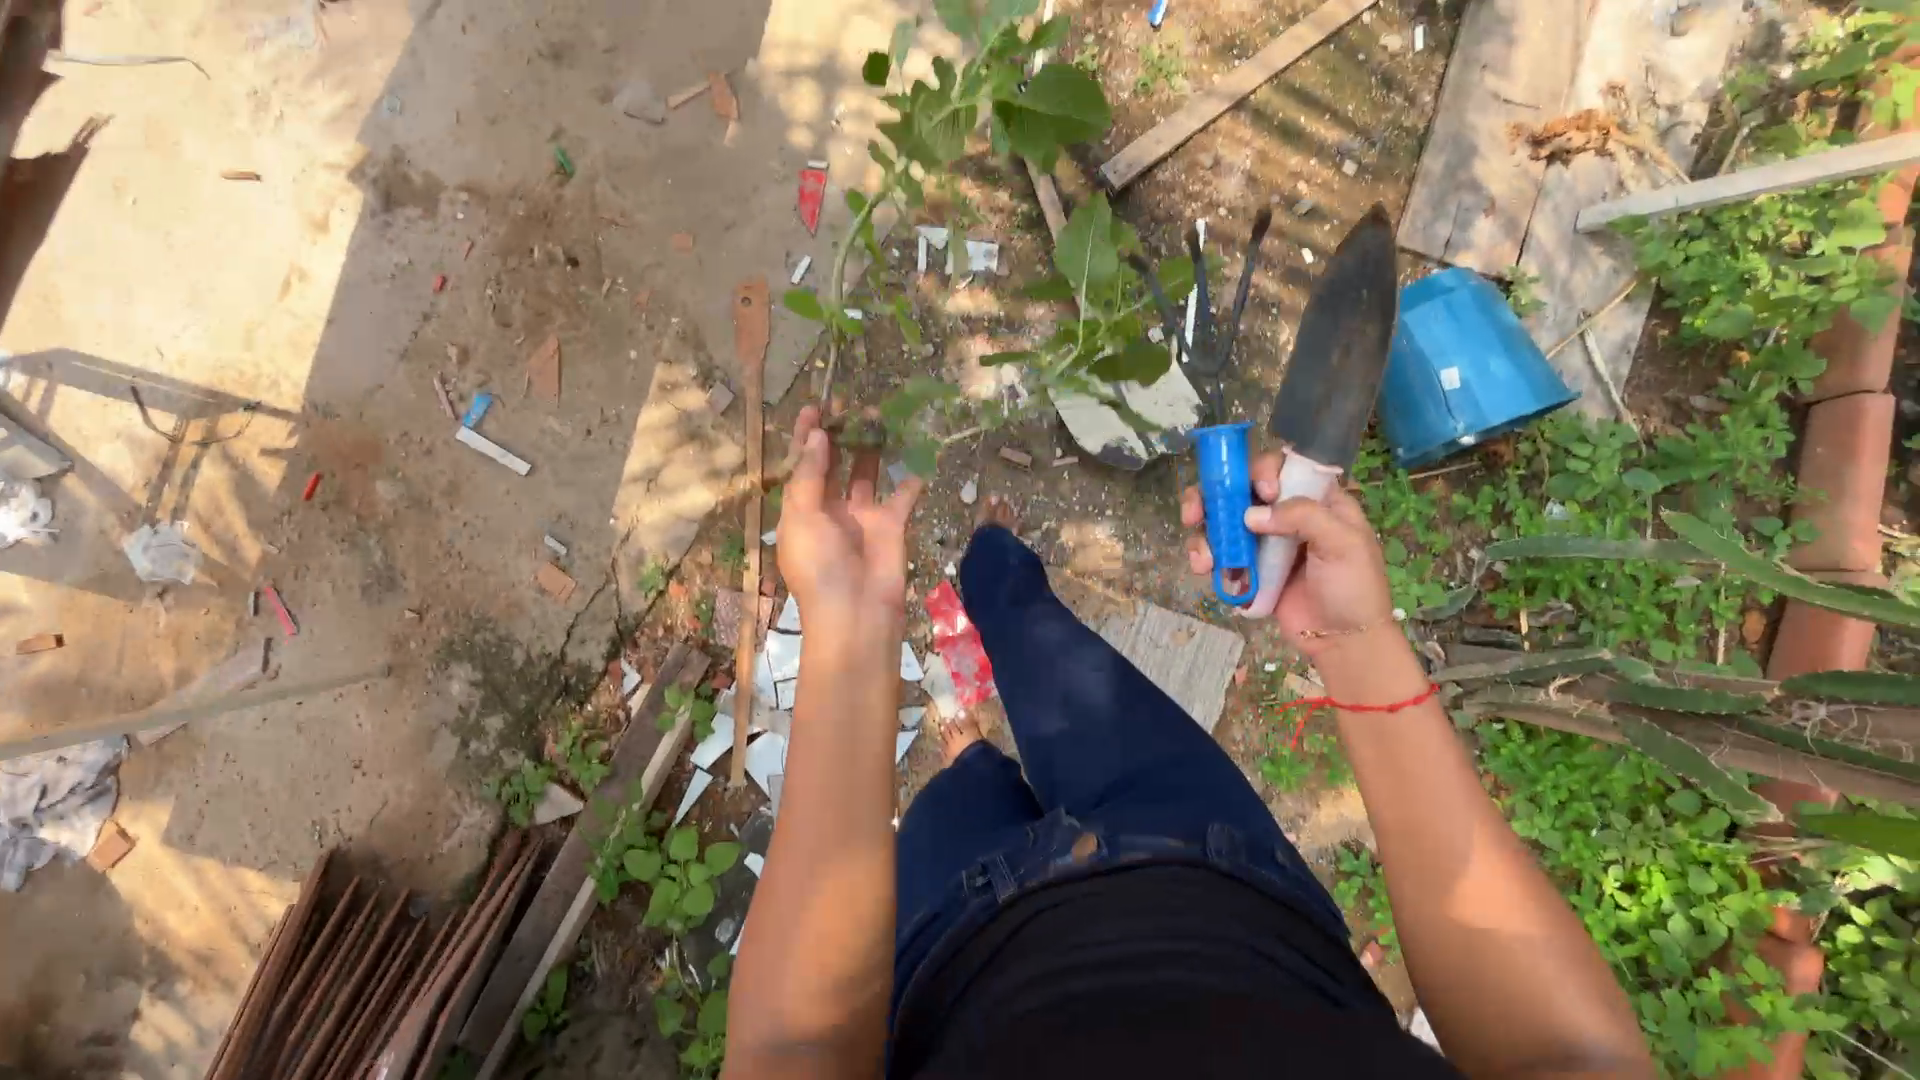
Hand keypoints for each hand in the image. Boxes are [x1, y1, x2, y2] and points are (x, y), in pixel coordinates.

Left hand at [776, 405, 923, 633]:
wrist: (856, 614)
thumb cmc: (819, 567)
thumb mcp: (802, 517)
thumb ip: (810, 474)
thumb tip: (818, 436)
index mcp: (801, 509)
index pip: (802, 465)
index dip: (806, 436)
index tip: (816, 405)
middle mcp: (830, 509)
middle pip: (835, 464)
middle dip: (841, 435)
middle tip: (850, 404)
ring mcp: (862, 517)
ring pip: (867, 473)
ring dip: (872, 446)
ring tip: (879, 415)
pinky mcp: (891, 525)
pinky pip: (902, 495)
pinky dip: (911, 477)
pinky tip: (919, 451)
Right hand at [1179, 452, 1396, 659]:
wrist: (1344, 641)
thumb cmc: (1353, 588)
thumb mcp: (1343, 544)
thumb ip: (1303, 516)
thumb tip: (1251, 515)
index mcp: (1316, 500)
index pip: (1283, 468)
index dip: (1263, 471)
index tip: (1261, 493)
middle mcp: (1285, 515)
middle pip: (1240, 490)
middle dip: (1212, 497)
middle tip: (1195, 514)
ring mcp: (1263, 542)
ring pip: (1222, 521)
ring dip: (1204, 533)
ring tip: (1202, 557)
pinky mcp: (1248, 568)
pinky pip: (1219, 553)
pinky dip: (1205, 556)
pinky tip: (1203, 569)